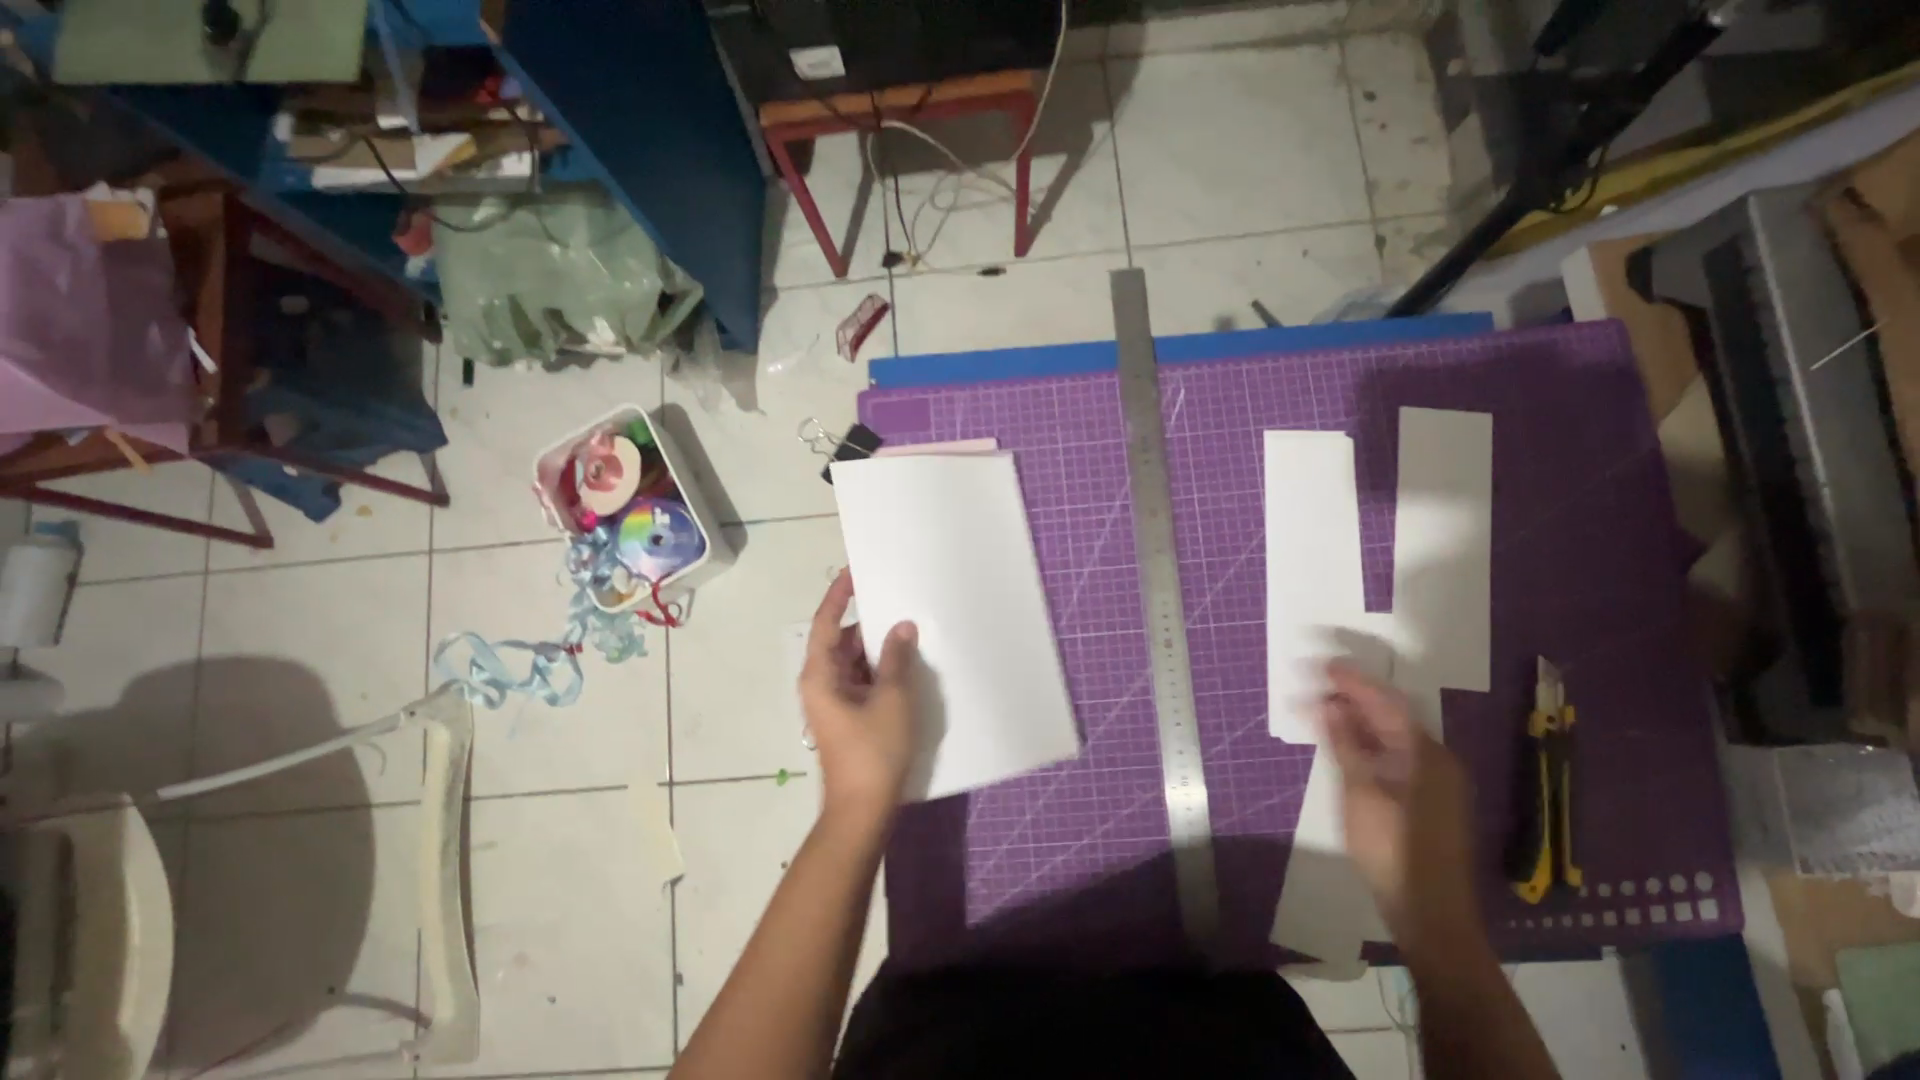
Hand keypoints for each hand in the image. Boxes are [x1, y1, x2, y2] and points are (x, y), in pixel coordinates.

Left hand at [799, 569, 920, 826]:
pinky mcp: (848, 717)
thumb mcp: (892, 699)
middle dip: (867, 622)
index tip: (854, 569)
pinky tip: (907, 663)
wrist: (862, 809)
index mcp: (820, 674)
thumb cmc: (872, 751)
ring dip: (878, 648)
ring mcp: (834, 702)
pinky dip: (881, 669)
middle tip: (896, 598)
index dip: (839, 594)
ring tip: (908, 627)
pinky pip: (863, 681)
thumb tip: (901, 626)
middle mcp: (821, 683)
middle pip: (841, 641)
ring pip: (854, 662)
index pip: (827, 623)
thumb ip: (897, 658)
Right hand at [1319, 661, 1477, 942]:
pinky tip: (1348, 747)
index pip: (1386, 704)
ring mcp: (1437, 782)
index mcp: (1426, 754)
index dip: (1354, 682)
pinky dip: (1370, 744)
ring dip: (1361, 721)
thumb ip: (1346, 745)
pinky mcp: (1429, 801)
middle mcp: (1438, 760)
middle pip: (1394, 717)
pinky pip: (1398, 756)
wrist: (1431, 913)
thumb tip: (1330, 706)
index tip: (1323, 665)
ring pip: (1395, 737)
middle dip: (1355, 698)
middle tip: (1318, 684)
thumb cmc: (1392, 850)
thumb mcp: (1360, 794)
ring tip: (1326, 710)